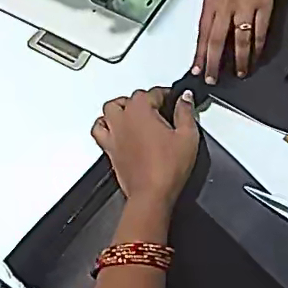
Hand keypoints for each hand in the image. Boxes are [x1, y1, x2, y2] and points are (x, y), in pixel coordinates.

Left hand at [92, 87, 199, 210]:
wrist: (151, 195)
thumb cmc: (167, 168)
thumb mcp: (187, 136)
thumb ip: (185, 113)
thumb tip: (184, 99)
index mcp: (141, 109)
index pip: (153, 92)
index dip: (167, 94)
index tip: (175, 99)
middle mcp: (123, 118)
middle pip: (131, 98)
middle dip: (146, 100)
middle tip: (161, 108)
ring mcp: (114, 133)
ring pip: (111, 109)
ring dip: (122, 107)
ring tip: (135, 112)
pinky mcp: (109, 148)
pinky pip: (99, 130)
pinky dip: (104, 125)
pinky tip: (114, 127)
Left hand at [193, 0, 287, 82]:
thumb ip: (212, 15)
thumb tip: (207, 41)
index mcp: (211, 1)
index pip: (202, 32)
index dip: (199, 53)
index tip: (197, 69)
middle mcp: (226, 4)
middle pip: (217, 39)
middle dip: (213, 62)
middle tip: (212, 78)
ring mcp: (246, 6)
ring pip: (240, 40)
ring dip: (238, 59)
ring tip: (238, 73)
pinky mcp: (264, 7)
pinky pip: (259, 33)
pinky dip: (257, 48)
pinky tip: (255, 58)